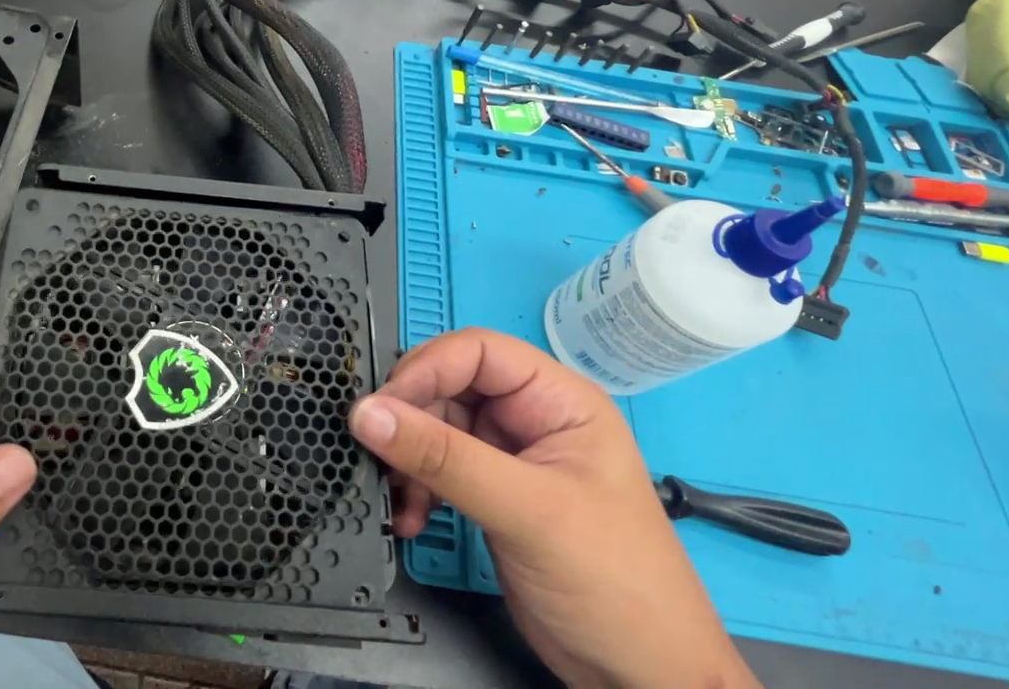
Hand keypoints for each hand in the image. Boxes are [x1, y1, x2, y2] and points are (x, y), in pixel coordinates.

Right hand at [349, 329, 757, 688]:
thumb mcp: (525, 510)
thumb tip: (366, 414)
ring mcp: (510, 457)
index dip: (426, 369)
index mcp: (559, 400)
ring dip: (408, 462)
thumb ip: (443, 458)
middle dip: (410, 422)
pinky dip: (415, 489)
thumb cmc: (612, 582)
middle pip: (449, 388)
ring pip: (435, 429)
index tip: (383, 406)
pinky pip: (436, 470)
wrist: (641, 676)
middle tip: (379, 456)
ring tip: (399, 500)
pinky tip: (411, 518)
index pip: (478, 352)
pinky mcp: (491, 494)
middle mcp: (531, 419)